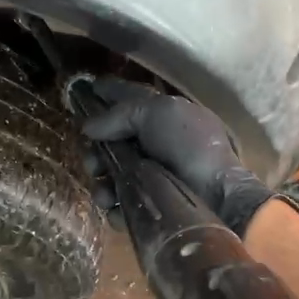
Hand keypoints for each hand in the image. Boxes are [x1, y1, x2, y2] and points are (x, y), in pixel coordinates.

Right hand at [81, 77, 278, 235]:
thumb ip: (121, 114)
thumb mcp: (158, 113)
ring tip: (105, 192)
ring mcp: (150, 177)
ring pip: (110, 176)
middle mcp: (153, 145)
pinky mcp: (149, 205)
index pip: (127, 101)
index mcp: (160, 117)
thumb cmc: (188, 144)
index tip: (83, 92)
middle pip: (110, 144)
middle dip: (95, 152)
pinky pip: (121, 204)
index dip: (106, 95)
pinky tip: (115, 206)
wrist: (214, 192)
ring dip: (101, 183)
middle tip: (92, 162)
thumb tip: (88, 127)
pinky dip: (115, 206)